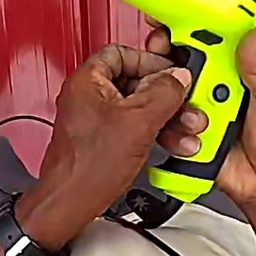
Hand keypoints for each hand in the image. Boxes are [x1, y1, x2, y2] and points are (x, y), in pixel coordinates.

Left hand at [19, 46, 194, 250]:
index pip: (121, 52)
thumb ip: (163, 94)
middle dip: (165, 95)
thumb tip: (178, 77)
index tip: (171, 71)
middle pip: (134, 81)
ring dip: (165, 117)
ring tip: (185, 129)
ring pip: (137, 106)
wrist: (70, 202)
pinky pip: (132, 126)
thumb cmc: (87, 166)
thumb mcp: (138, 122)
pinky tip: (172, 143)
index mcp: (88, 81)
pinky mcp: (101, 139)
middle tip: (184, 104)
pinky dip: (153, 132)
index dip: (150, 59)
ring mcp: (94, 118)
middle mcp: (88, 96)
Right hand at [150, 22, 255, 208]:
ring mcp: (196, 108)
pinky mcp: (184, 134)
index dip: (181, 24)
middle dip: (165, 65)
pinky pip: (165, 127)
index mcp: (236, 65)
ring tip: (204, 121)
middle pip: (174, 61)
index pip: (204, 34)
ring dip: (180, 109)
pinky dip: (177, 134)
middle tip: (172, 72)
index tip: (166, 22)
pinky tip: (198, 140)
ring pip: (165, 95)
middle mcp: (213, 83)